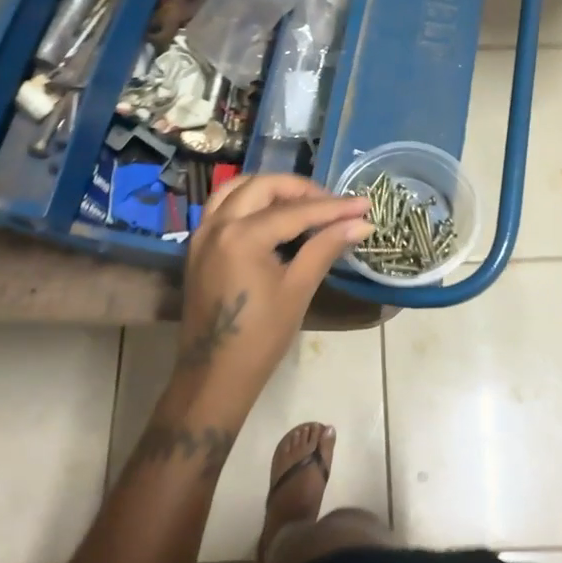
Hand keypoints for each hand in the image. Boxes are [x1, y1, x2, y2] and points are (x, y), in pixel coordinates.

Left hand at [175, 174, 370, 395]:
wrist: (214, 375)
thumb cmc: (260, 338)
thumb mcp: (297, 289)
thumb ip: (325, 248)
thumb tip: (361, 224)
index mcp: (242, 236)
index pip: (295, 211)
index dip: (333, 207)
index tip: (364, 204)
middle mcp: (217, 225)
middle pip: (262, 187)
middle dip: (300, 190)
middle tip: (332, 205)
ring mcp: (202, 234)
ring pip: (237, 190)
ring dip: (271, 190)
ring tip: (303, 205)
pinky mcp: (197, 246)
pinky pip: (222, 207)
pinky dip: (248, 202)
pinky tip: (273, 217)